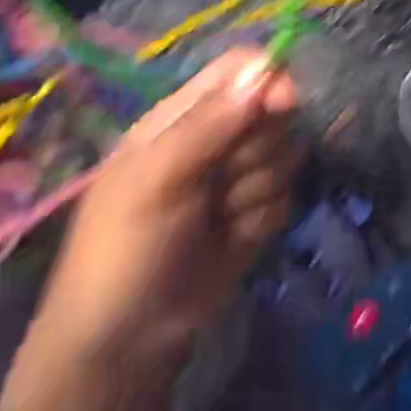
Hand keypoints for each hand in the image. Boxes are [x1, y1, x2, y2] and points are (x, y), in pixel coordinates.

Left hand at [22, 49, 299, 364]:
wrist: (127, 341)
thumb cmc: (124, 249)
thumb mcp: (154, 181)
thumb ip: (208, 124)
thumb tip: (264, 70)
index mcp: (181, 117)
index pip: (239, 69)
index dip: (269, 76)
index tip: (285, 102)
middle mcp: (216, 136)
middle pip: (273, 107)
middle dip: (259, 145)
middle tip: (226, 178)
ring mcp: (238, 173)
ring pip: (285, 152)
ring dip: (258, 186)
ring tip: (221, 216)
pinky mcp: (257, 209)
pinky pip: (287, 192)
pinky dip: (263, 216)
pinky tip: (234, 237)